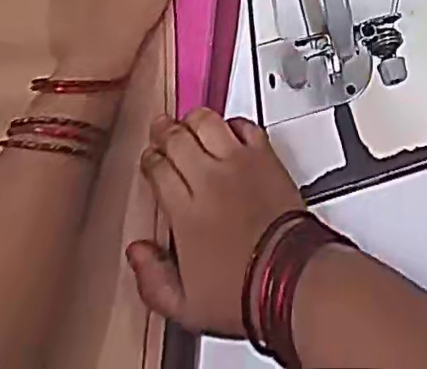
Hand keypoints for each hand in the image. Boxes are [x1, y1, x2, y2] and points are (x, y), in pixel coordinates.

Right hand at [127, 109, 305, 335]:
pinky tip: (228, 130)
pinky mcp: (264, 156)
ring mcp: (238, 163)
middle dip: (165, 131)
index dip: (150, 160)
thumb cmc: (243, 291)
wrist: (290, 278)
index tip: (151, 160)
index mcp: (185, 212)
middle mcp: (209, 180)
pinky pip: (245, 125)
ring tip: (190, 124)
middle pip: (178, 138)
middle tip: (162, 130)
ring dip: (195, 120)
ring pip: (208, 122)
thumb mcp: (185, 306)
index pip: (158, 169)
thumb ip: (152, 279)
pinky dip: (233, 122)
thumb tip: (137, 252)